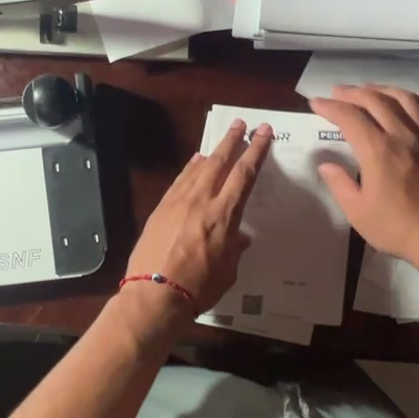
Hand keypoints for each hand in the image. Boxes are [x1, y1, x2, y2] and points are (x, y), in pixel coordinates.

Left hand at [125, 119, 273, 312]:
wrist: (155, 294)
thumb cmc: (199, 287)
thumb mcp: (228, 271)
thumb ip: (235, 249)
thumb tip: (240, 236)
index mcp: (224, 215)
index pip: (244, 174)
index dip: (256, 151)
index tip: (263, 132)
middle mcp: (202, 201)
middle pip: (220, 162)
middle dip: (232, 140)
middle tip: (241, 123)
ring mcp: (178, 203)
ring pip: (198, 168)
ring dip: (212, 150)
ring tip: (221, 139)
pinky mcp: (160, 209)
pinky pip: (179, 181)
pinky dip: (190, 168)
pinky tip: (195, 161)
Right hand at [310, 85, 418, 270]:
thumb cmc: (398, 228)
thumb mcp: (358, 212)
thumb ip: (340, 184)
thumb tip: (326, 165)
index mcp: (378, 150)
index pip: (350, 117)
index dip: (330, 107)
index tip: (315, 103)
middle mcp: (402, 135)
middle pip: (376, 100)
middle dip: (352, 92)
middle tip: (336, 92)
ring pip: (403, 98)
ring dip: (381, 90)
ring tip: (368, 91)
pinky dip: (406, 102)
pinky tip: (400, 108)